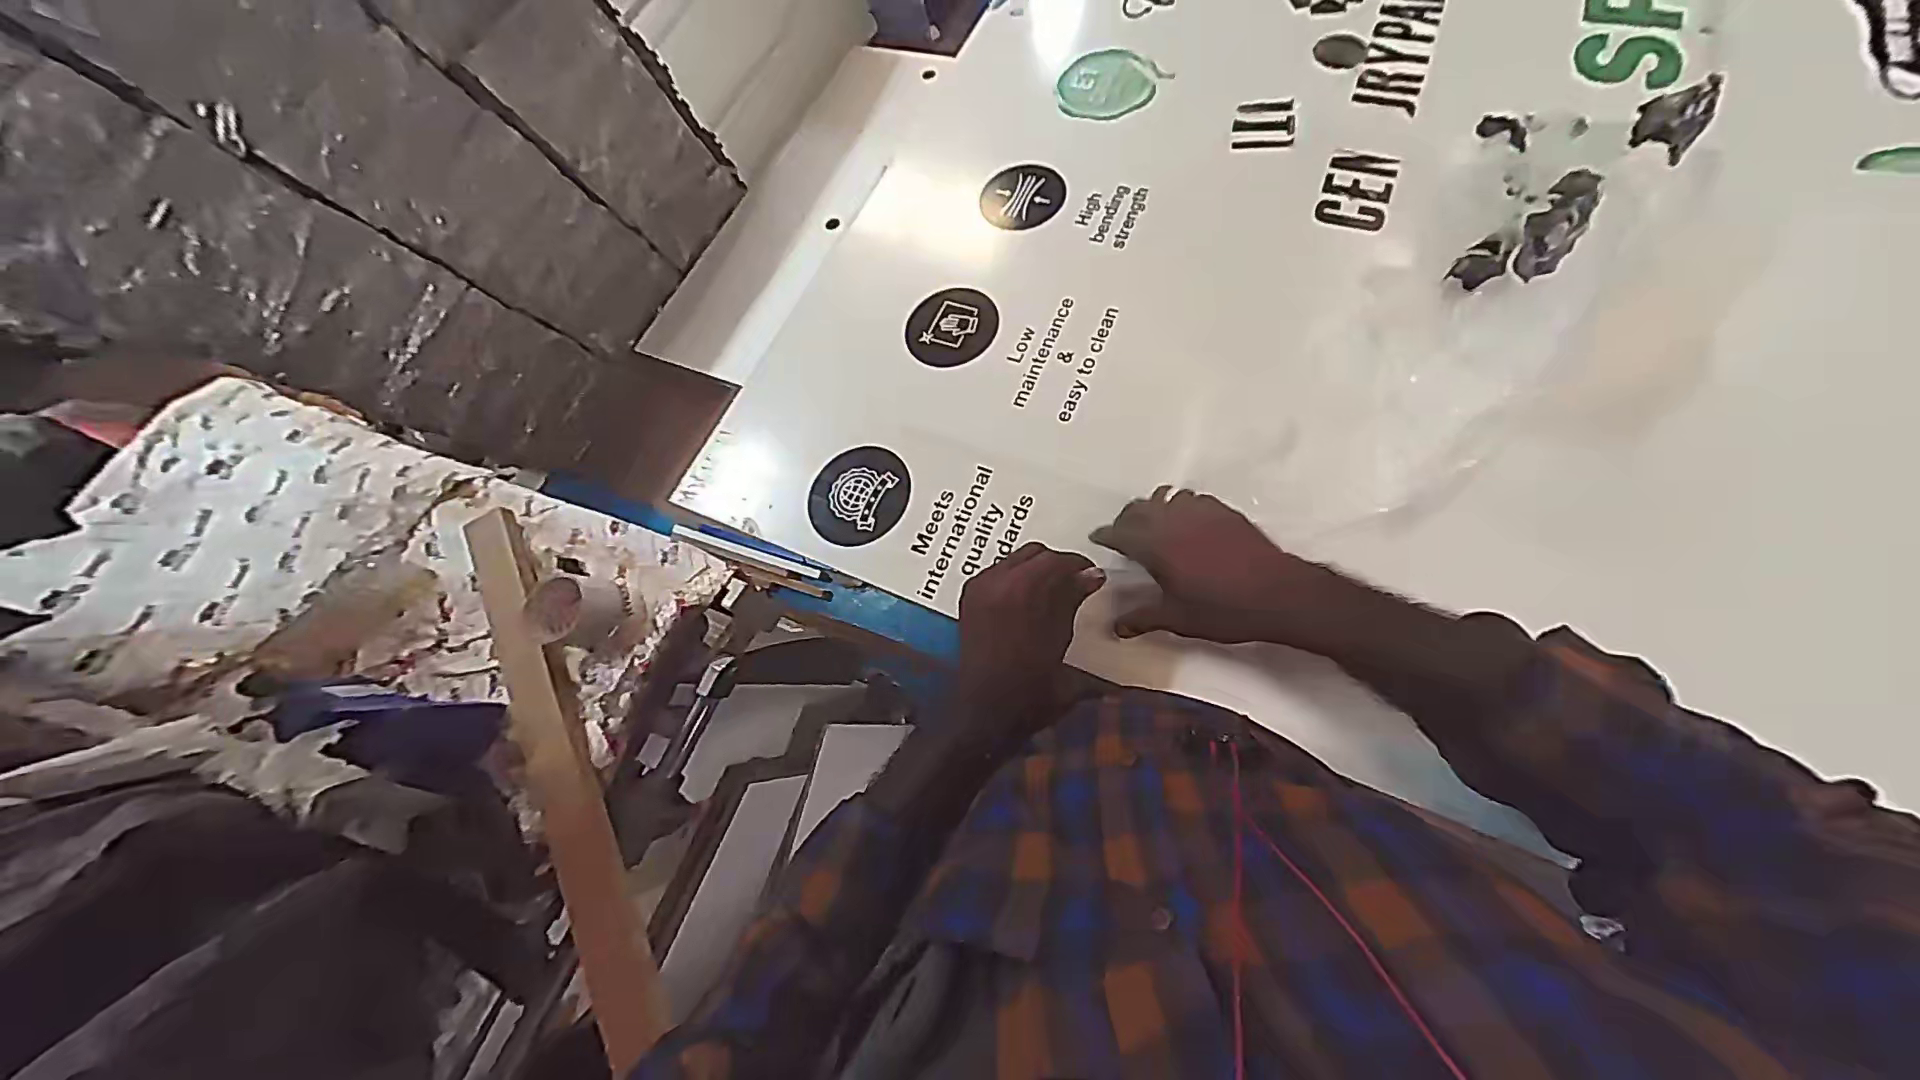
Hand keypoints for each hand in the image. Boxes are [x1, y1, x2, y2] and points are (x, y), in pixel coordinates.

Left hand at [957, 542, 1105, 732]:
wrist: (985, 711)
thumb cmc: (1031, 687)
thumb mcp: (1061, 639)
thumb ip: (1073, 600)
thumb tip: (1091, 575)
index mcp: (1023, 589)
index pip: (1056, 560)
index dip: (1078, 565)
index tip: (1091, 575)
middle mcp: (996, 581)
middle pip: (1033, 554)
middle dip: (1056, 564)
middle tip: (1075, 583)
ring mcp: (978, 589)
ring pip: (1013, 561)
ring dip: (1034, 570)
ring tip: (1053, 593)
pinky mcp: (968, 600)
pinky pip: (996, 575)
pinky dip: (1015, 580)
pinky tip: (1028, 602)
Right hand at [1090, 487, 1352, 646]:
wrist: (1280, 595)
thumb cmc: (1225, 610)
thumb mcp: (1178, 618)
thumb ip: (1143, 618)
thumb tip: (1115, 628)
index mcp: (1155, 546)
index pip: (1119, 532)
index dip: (1105, 536)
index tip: (1099, 540)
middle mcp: (1173, 521)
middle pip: (1138, 508)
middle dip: (1125, 520)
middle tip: (1122, 535)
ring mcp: (1200, 512)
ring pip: (1164, 498)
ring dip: (1152, 508)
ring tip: (1152, 525)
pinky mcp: (1223, 511)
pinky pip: (1191, 498)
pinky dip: (1180, 506)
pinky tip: (1186, 522)